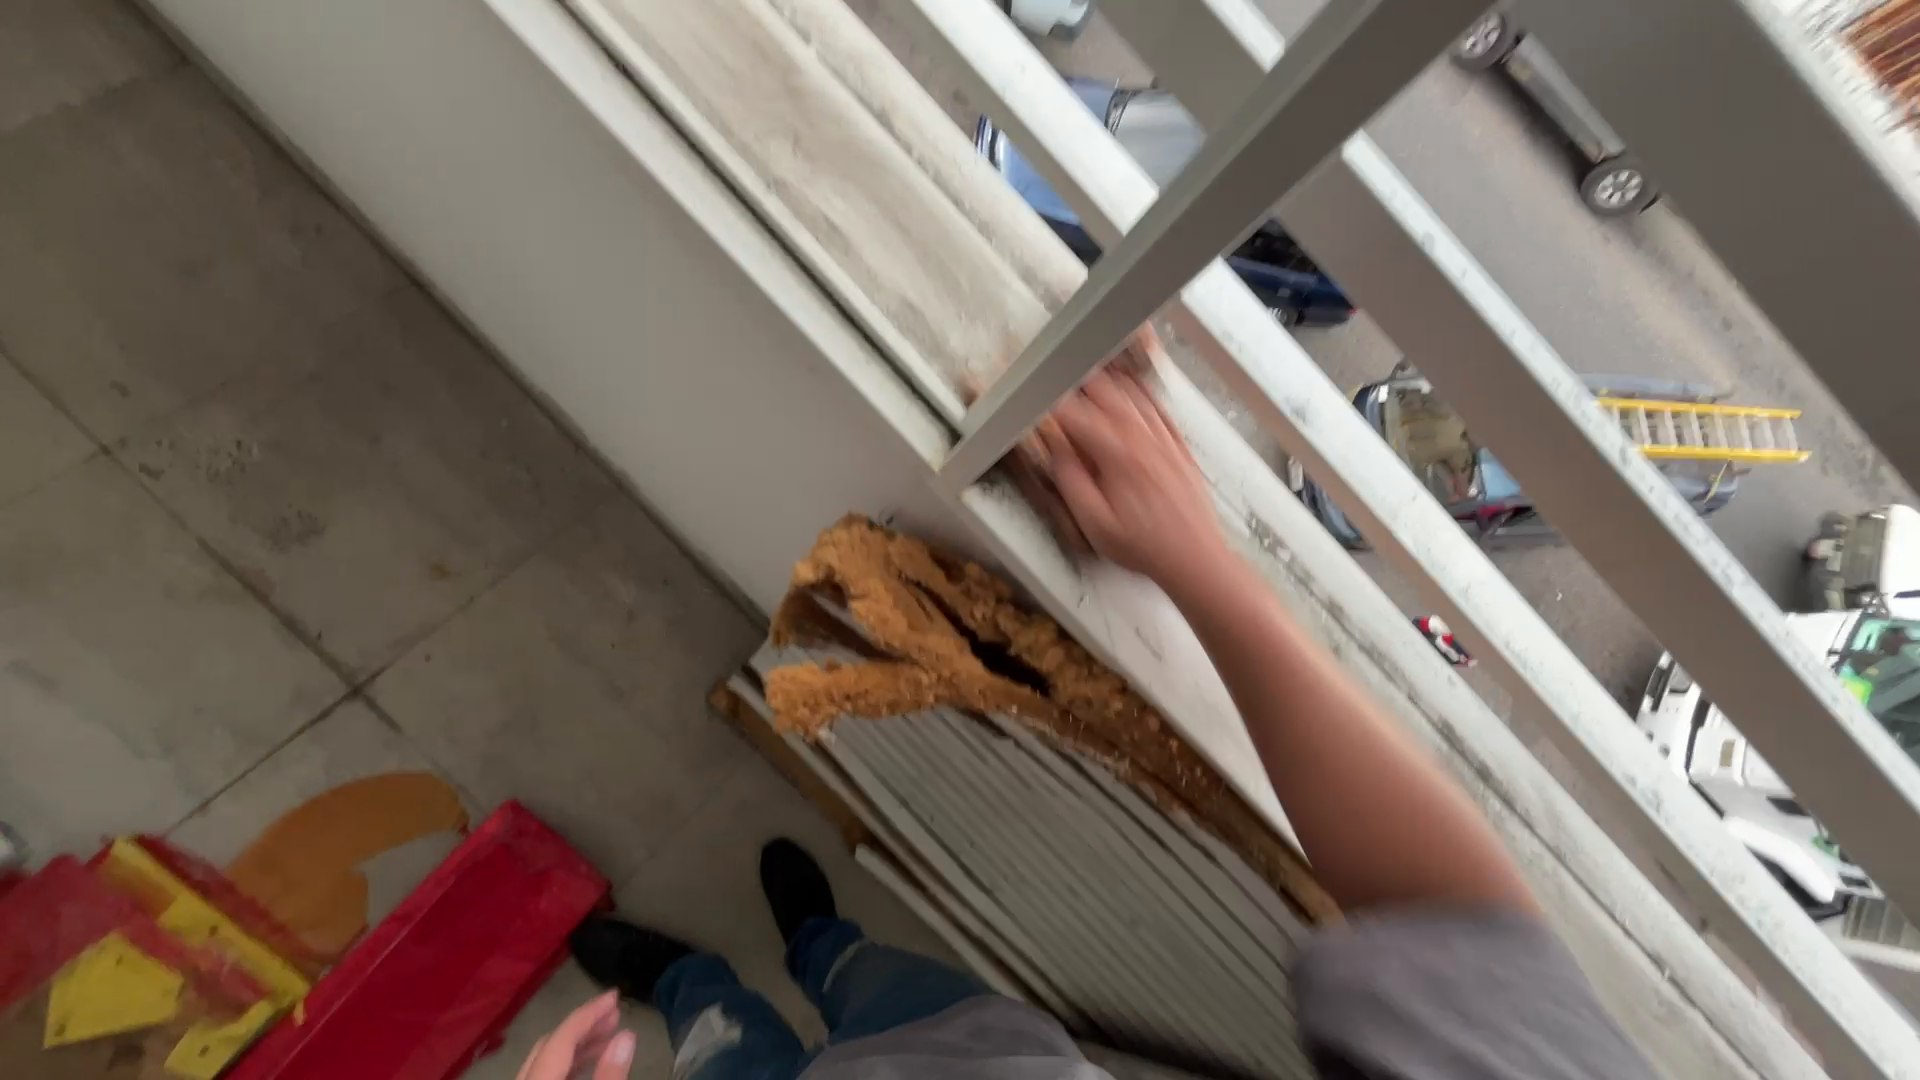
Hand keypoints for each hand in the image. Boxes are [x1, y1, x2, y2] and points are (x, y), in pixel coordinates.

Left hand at [515, 990, 635, 1079]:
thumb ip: (609, 1075)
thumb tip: (627, 1034)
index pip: (560, 1038)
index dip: (588, 1013)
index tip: (615, 995)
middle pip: (548, 1046)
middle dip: (582, 1026)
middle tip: (614, 1014)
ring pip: (543, 1061)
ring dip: (576, 1046)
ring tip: (608, 1036)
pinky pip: (542, 1075)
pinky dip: (566, 1064)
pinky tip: (590, 1063)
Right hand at [1039, 361, 1229, 592]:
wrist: (1194, 557)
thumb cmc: (1144, 545)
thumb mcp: (1094, 523)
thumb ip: (1071, 483)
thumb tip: (1056, 452)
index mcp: (1117, 454)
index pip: (1076, 414)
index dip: (1052, 405)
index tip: (1038, 406)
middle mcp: (1142, 438)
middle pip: (1106, 391)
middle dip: (1078, 385)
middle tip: (1061, 388)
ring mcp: (1164, 439)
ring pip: (1132, 393)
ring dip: (1108, 383)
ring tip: (1089, 381)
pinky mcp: (1179, 446)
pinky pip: (1159, 408)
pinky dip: (1141, 395)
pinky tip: (1131, 394)